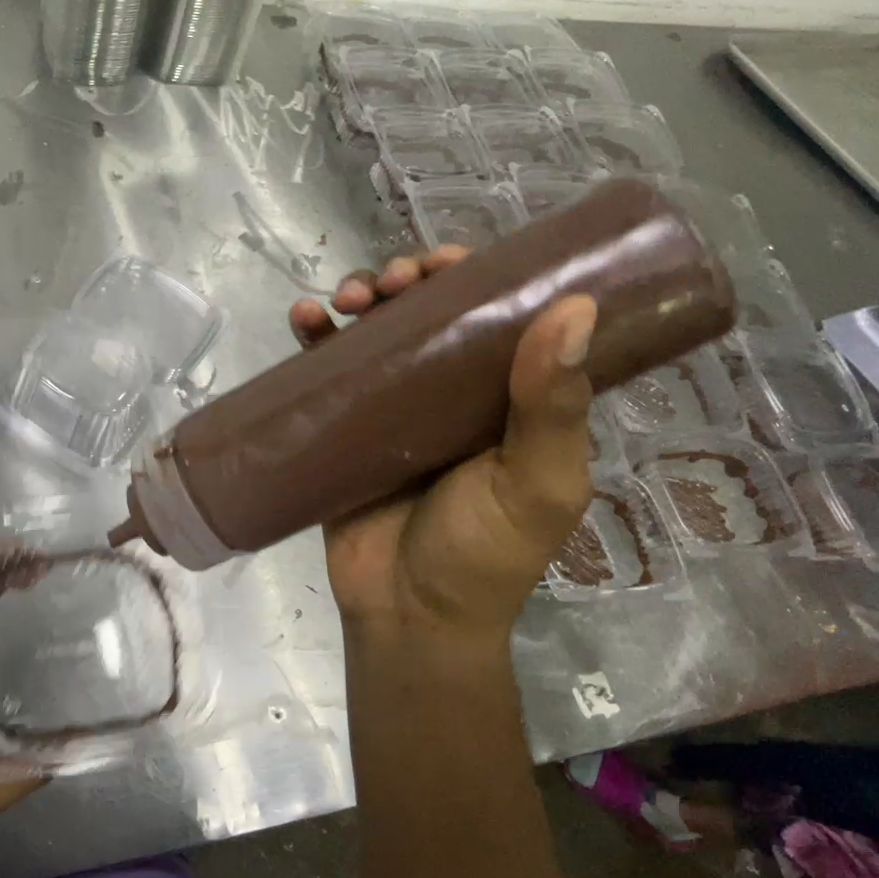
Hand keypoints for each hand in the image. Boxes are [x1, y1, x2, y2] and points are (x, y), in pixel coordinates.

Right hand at [288, 246, 597, 641]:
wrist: (408, 615)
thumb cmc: (483, 553)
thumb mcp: (536, 482)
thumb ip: (552, 404)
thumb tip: (574, 305)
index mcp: (509, 398)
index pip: (495, 317)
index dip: (471, 277)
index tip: (443, 262)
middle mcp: (452, 394)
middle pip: (427, 314)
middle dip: (404, 281)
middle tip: (387, 283)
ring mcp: (393, 410)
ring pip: (375, 334)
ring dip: (358, 299)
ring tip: (343, 300)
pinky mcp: (344, 430)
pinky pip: (327, 373)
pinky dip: (314, 338)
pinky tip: (304, 319)